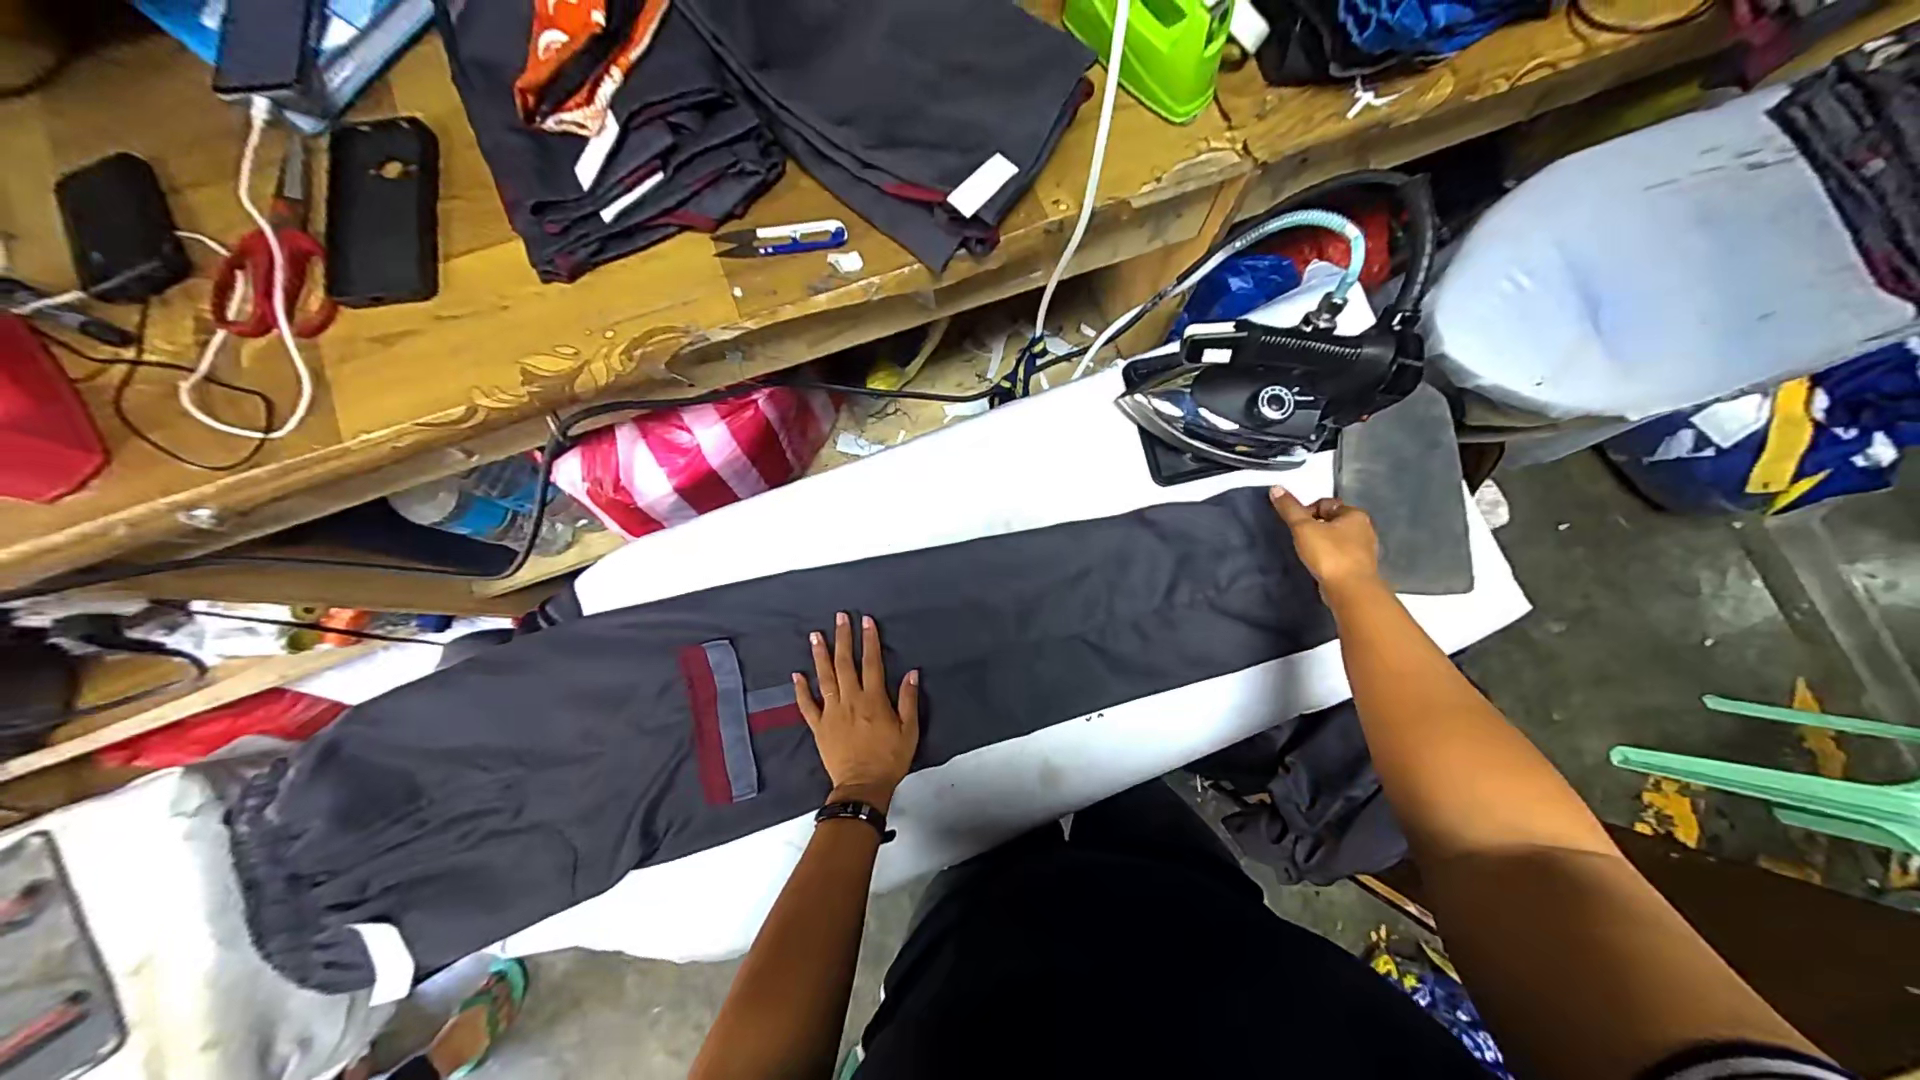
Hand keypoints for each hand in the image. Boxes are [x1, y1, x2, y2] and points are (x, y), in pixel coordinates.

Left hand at [795, 612, 919, 812]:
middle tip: (839, 618)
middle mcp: (850, 700)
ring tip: (815, 635)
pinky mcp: (819, 727)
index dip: (870, 640)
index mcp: (873, 700)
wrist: (862, 786)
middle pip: (845, 663)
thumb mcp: (909, 730)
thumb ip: (908, 699)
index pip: (872, 663)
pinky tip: (796, 675)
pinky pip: (807, 705)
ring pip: (824, 678)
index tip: (866, 621)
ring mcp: (831, 713)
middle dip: (843, 638)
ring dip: (820, 655)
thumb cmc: (889, 759)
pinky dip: (800, 689)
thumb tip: (912, 673)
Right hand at [1269, 486, 1381, 598]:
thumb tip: (1276, 487)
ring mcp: (1365, 549)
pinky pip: (1340, 555)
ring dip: (1321, 543)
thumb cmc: (1328, 554)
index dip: (1307, 512)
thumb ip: (1289, 508)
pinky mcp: (1360, 567)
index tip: (1296, 526)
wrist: (1350, 589)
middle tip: (1299, 540)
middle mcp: (1364, 529)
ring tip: (1307, 553)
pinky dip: (1328, 557)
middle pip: (1332, 521)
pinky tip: (1318, 565)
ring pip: (1336, 539)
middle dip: (1315, 527)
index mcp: (1354, 514)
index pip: (1326, 504)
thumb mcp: (1303, 528)